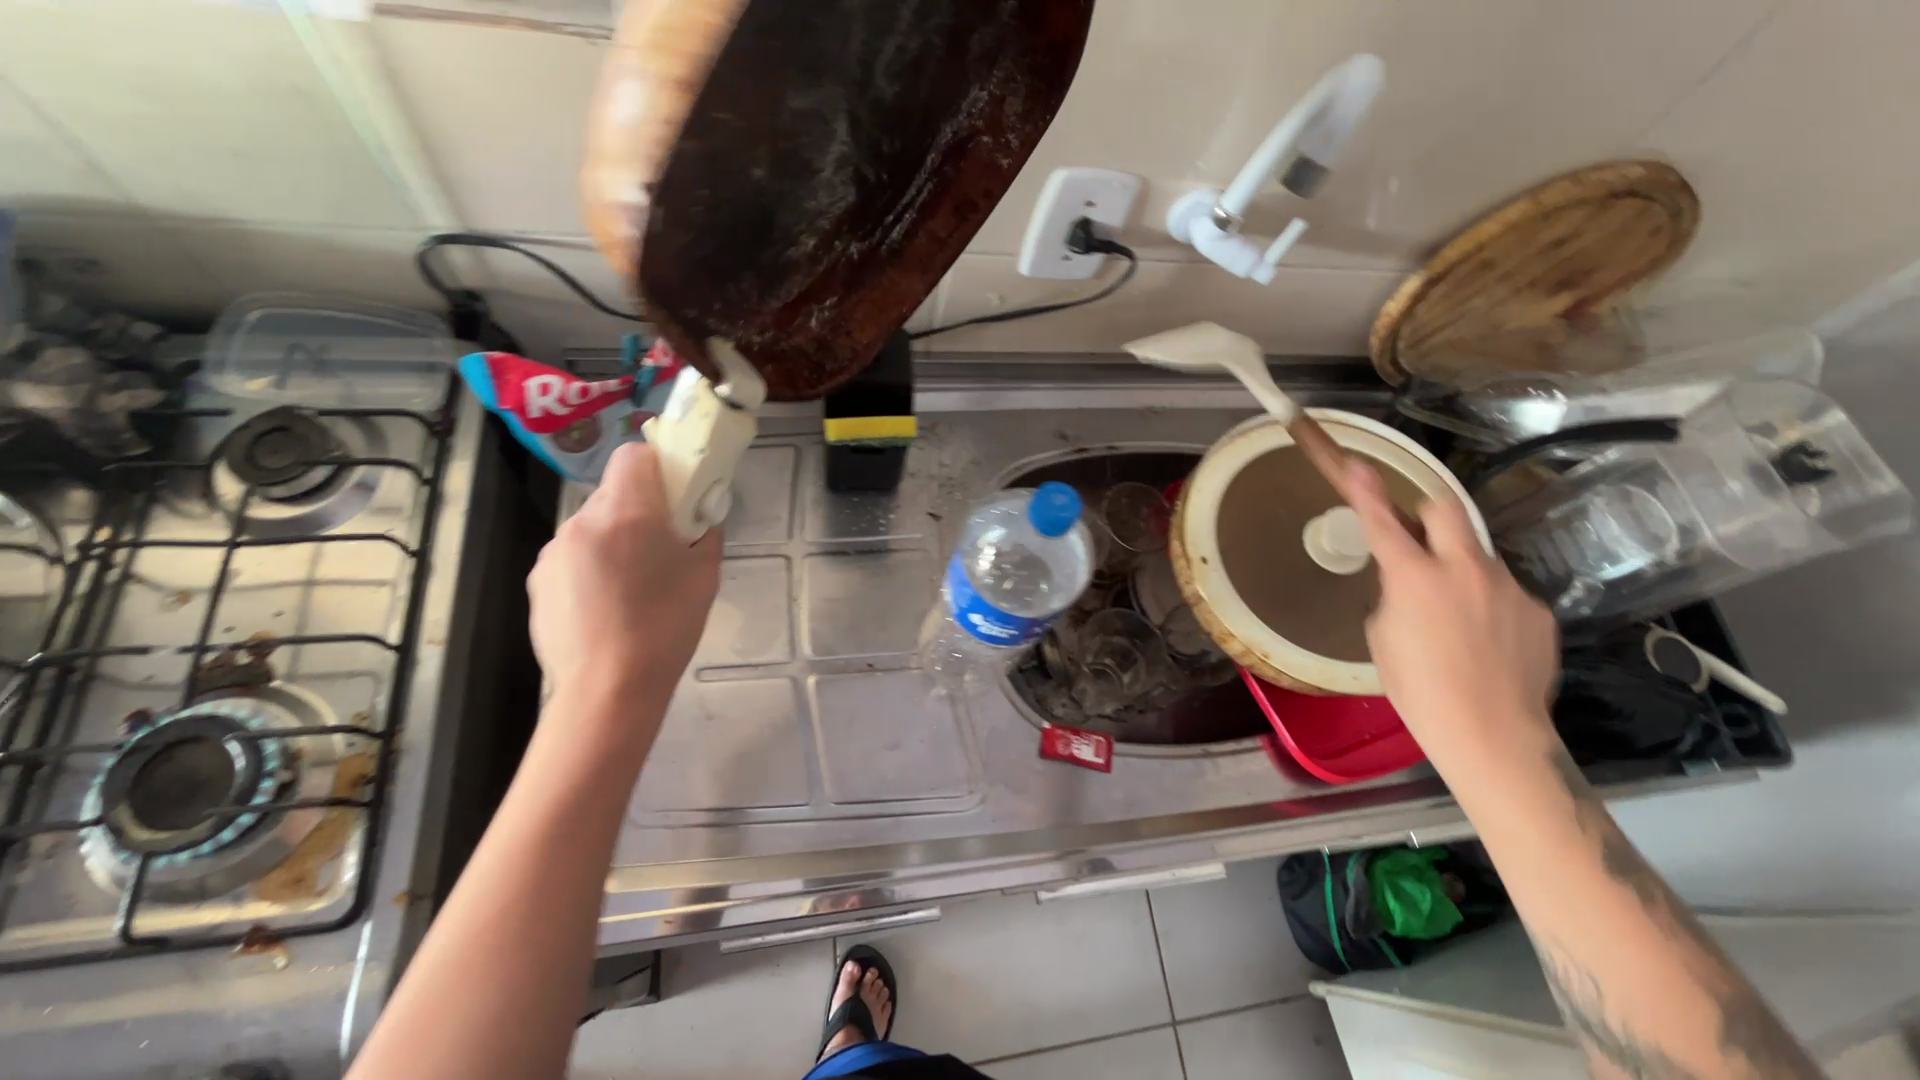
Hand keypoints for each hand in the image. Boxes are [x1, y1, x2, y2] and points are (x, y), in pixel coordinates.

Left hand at [528, 442, 721, 709]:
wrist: (607, 689)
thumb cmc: (666, 627)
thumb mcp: (705, 576)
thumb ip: (703, 534)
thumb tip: (698, 520)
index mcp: (626, 511)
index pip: (634, 455)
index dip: (657, 465)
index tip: (675, 493)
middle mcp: (582, 521)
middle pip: (613, 494)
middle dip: (638, 511)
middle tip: (661, 550)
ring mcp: (553, 552)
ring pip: (591, 528)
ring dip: (612, 542)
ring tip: (631, 588)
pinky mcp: (538, 582)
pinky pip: (572, 559)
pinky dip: (590, 570)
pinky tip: (605, 609)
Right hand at [1344, 461, 1560, 772]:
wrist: (1491, 733)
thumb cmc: (1419, 691)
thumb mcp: (1383, 639)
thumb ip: (1394, 597)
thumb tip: (1409, 586)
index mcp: (1415, 578)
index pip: (1383, 521)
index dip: (1366, 490)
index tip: (1357, 464)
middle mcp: (1464, 569)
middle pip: (1447, 509)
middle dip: (1428, 515)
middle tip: (1419, 539)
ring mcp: (1508, 587)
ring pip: (1478, 557)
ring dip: (1461, 572)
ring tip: (1458, 620)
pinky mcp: (1538, 611)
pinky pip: (1506, 594)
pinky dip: (1491, 607)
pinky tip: (1487, 644)